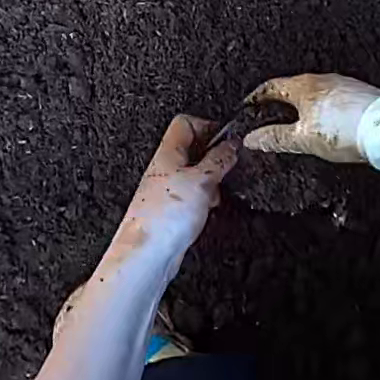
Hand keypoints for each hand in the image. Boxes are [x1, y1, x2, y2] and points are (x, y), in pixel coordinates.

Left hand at [106, 115, 237, 264]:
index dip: (208, 126)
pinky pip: (192, 194)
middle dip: (213, 157)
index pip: (186, 122)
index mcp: (167, 153)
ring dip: (210, 180)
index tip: (226, 140)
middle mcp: (164, 168)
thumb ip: (220, 159)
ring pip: (194, 172)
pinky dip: (204, 198)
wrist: (146, 256)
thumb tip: (232, 144)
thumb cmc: (164, 218)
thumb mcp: (202, 180)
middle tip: (224, 167)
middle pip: (192, 147)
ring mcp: (166, 189)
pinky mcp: (170, 209)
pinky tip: (206, 209)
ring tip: (214, 192)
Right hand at [241, 73, 379, 162]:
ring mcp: (343, 84)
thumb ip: (275, 137)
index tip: (249, 103)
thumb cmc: (346, 130)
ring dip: (305, 103)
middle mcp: (323, 80)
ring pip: (316, 91)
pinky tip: (329, 121)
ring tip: (299, 119)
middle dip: (281, 100)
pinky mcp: (359, 94)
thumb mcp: (303, 139)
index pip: (271, 86)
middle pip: (294, 87)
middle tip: (271, 112)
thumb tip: (251, 138)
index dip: (257, 97)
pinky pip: (334, 98)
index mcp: (304, 86)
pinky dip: (324, 107)